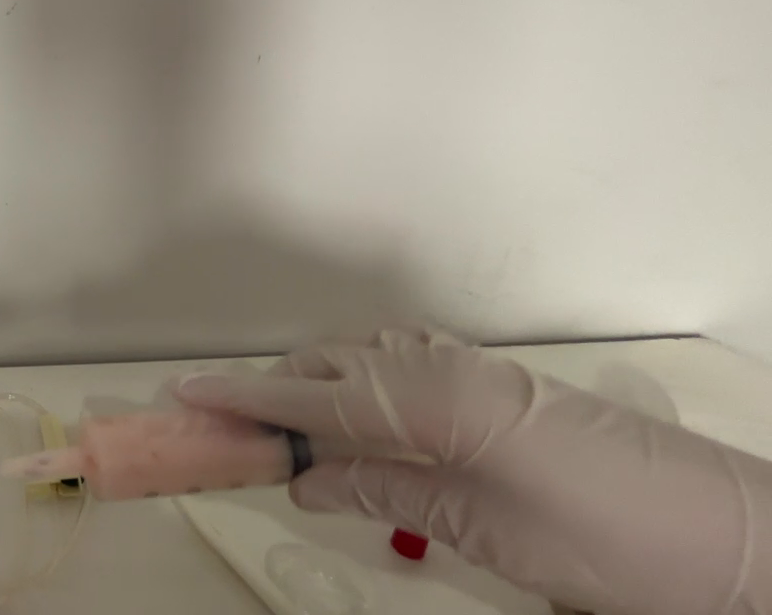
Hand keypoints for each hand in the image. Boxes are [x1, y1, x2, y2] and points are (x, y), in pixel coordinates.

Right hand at [174, 328, 771, 614]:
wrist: (747, 542)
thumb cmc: (612, 548)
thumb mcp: (486, 531)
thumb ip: (382, 490)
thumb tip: (305, 482)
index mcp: (427, 400)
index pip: (308, 394)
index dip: (241, 396)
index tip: (183, 393)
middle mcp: (435, 363)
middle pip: (324, 362)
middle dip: (272, 389)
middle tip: (239, 430)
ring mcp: (462, 361)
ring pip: (357, 352)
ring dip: (314, 379)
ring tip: (294, 423)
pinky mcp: (484, 372)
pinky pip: (396, 354)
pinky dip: (358, 373)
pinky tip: (361, 406)